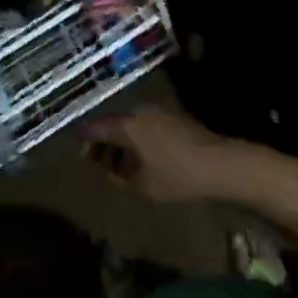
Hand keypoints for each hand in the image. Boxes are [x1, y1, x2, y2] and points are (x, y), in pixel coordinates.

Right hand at [83, 109, 243, 203]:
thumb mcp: (141, 185)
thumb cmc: (175, 176)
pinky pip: (148, 126)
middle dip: (105, 142)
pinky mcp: (176, 118)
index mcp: (129, 124)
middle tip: (97, 162)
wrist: (218, 164)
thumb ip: (119, 178)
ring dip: (123, 141)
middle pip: (116, 123)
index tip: (78, 150)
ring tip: (120, 166)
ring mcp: (161, 112)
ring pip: (133, 124)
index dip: (86, 138)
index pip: (98, 127)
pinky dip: (139, 140)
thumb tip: (109, 171)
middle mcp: (142, 111)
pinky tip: (142, 159)